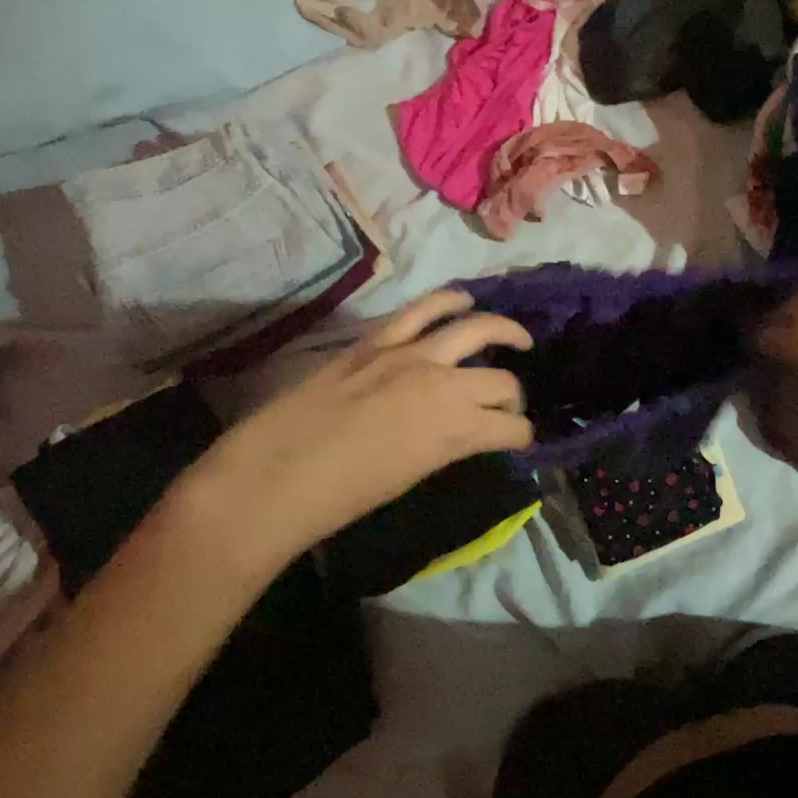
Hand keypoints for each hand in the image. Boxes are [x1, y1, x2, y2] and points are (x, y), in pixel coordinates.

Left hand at [181, 290, 534, 559]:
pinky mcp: (377, 340)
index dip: (521, 436)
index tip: (520, 441)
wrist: (277, 475)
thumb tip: (463, 434)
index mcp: (456, 429)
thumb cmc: (345, 497)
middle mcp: (443, 383)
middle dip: (514, 397)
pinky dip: (450, 301)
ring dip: (504, 332)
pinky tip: (465, 301)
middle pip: (501, 381)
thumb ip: (446, 446)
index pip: (510, 427)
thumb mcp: (413, 476)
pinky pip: (423, 308)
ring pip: (475, 327)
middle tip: (508, 408)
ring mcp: (409, 354)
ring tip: (517, 340)